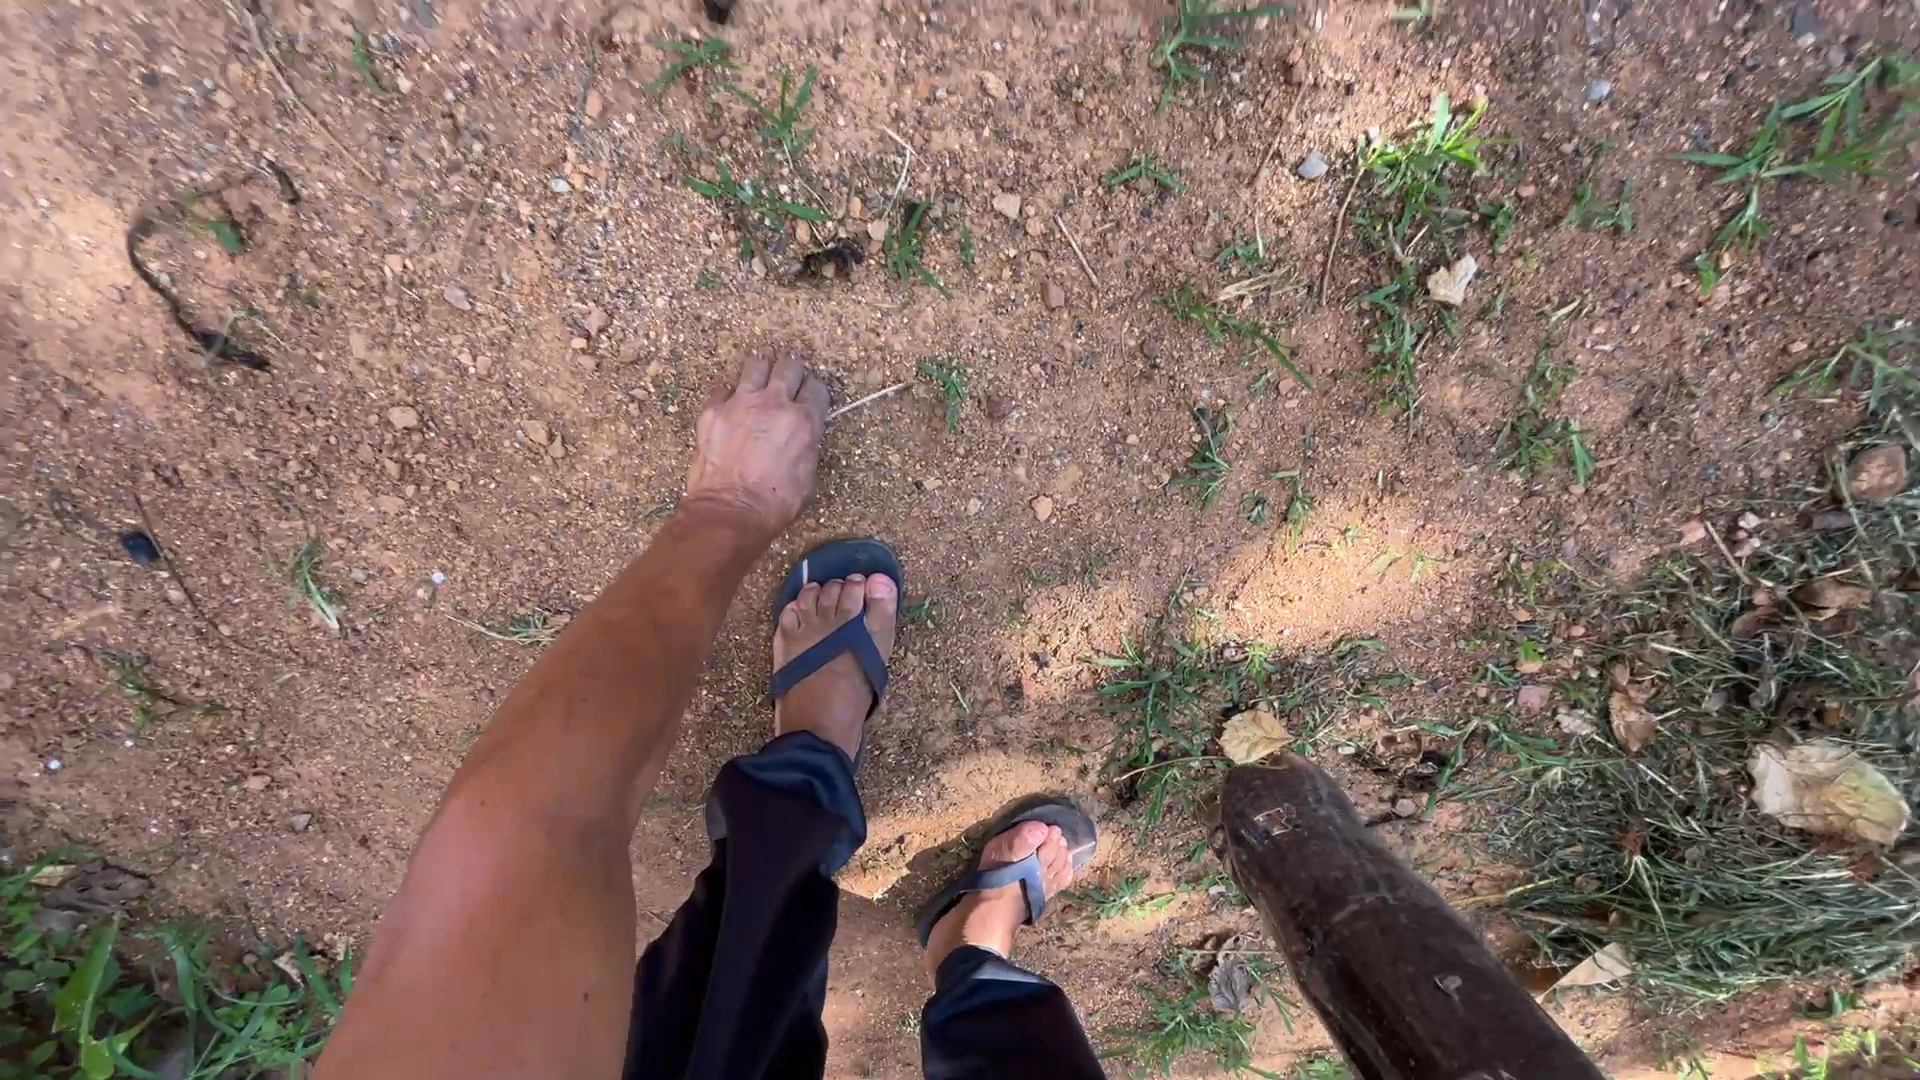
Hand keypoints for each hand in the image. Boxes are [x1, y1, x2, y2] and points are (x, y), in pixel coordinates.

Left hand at [683, 345, 829, 543]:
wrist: (730, 510)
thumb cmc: (774, 503)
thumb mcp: (808, 477)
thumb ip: (807, 447)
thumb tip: (803, 439)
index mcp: (804, 421)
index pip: (816, 389)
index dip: (815, 390)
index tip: (812, 394)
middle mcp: (774, 404)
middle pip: (788, 367)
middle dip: (792, 366)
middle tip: (791, 367)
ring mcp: (741, 403)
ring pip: (755, 366)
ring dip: (762, 364)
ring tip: (763, 363)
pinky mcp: (713, 411)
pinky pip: (723, 388)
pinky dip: (730, 391)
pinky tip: (732, 398)